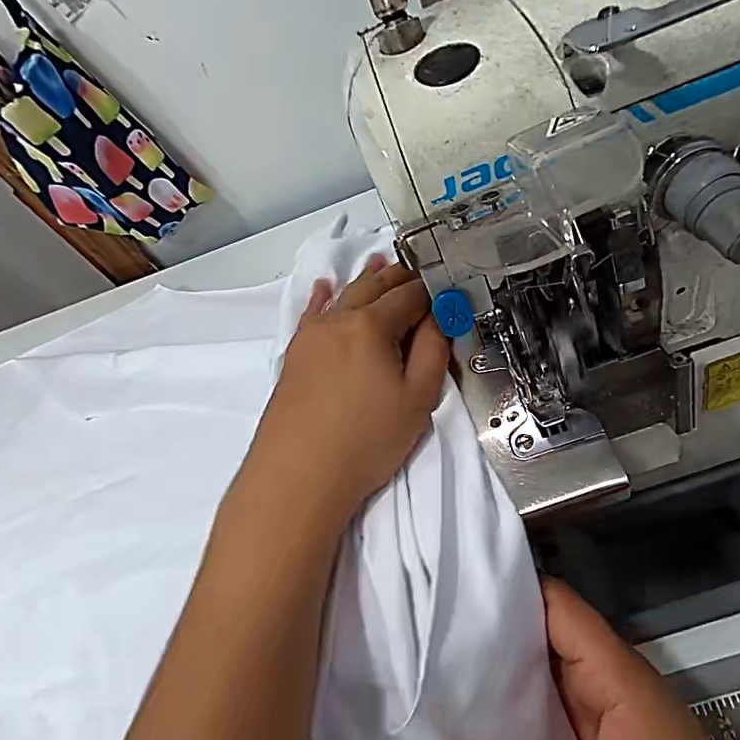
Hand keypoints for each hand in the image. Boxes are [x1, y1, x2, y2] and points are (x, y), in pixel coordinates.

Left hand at [235, 261, 450, 529]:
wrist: (298, 475)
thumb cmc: (364, 440)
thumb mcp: (417, 398)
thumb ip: (433, 351)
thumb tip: (437, 319)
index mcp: (371, 326)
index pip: (409, 296)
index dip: (432, 293)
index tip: (446, 292)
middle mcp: (338, 320)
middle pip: (374, 287)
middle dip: (400, 278)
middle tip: (418, 273)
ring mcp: (310, 336)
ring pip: (344, 295)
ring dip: (366, 280)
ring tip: (380, 264)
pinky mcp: (294, 355)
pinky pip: (311, 313)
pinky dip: (323, 297)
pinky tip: (324, 288)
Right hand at [441, 580, 739, 739]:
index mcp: (620, 680)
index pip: (557, 605)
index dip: (508, 591)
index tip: (456, 593)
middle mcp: (611, 686)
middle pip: (543, 636)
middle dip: (489, 637)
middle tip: (431, 640)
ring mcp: (605, 717)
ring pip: (541, 678)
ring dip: (497, 680)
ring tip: (439, 679)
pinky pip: (545, 717)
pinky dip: (511, 719)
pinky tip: (476, 731)